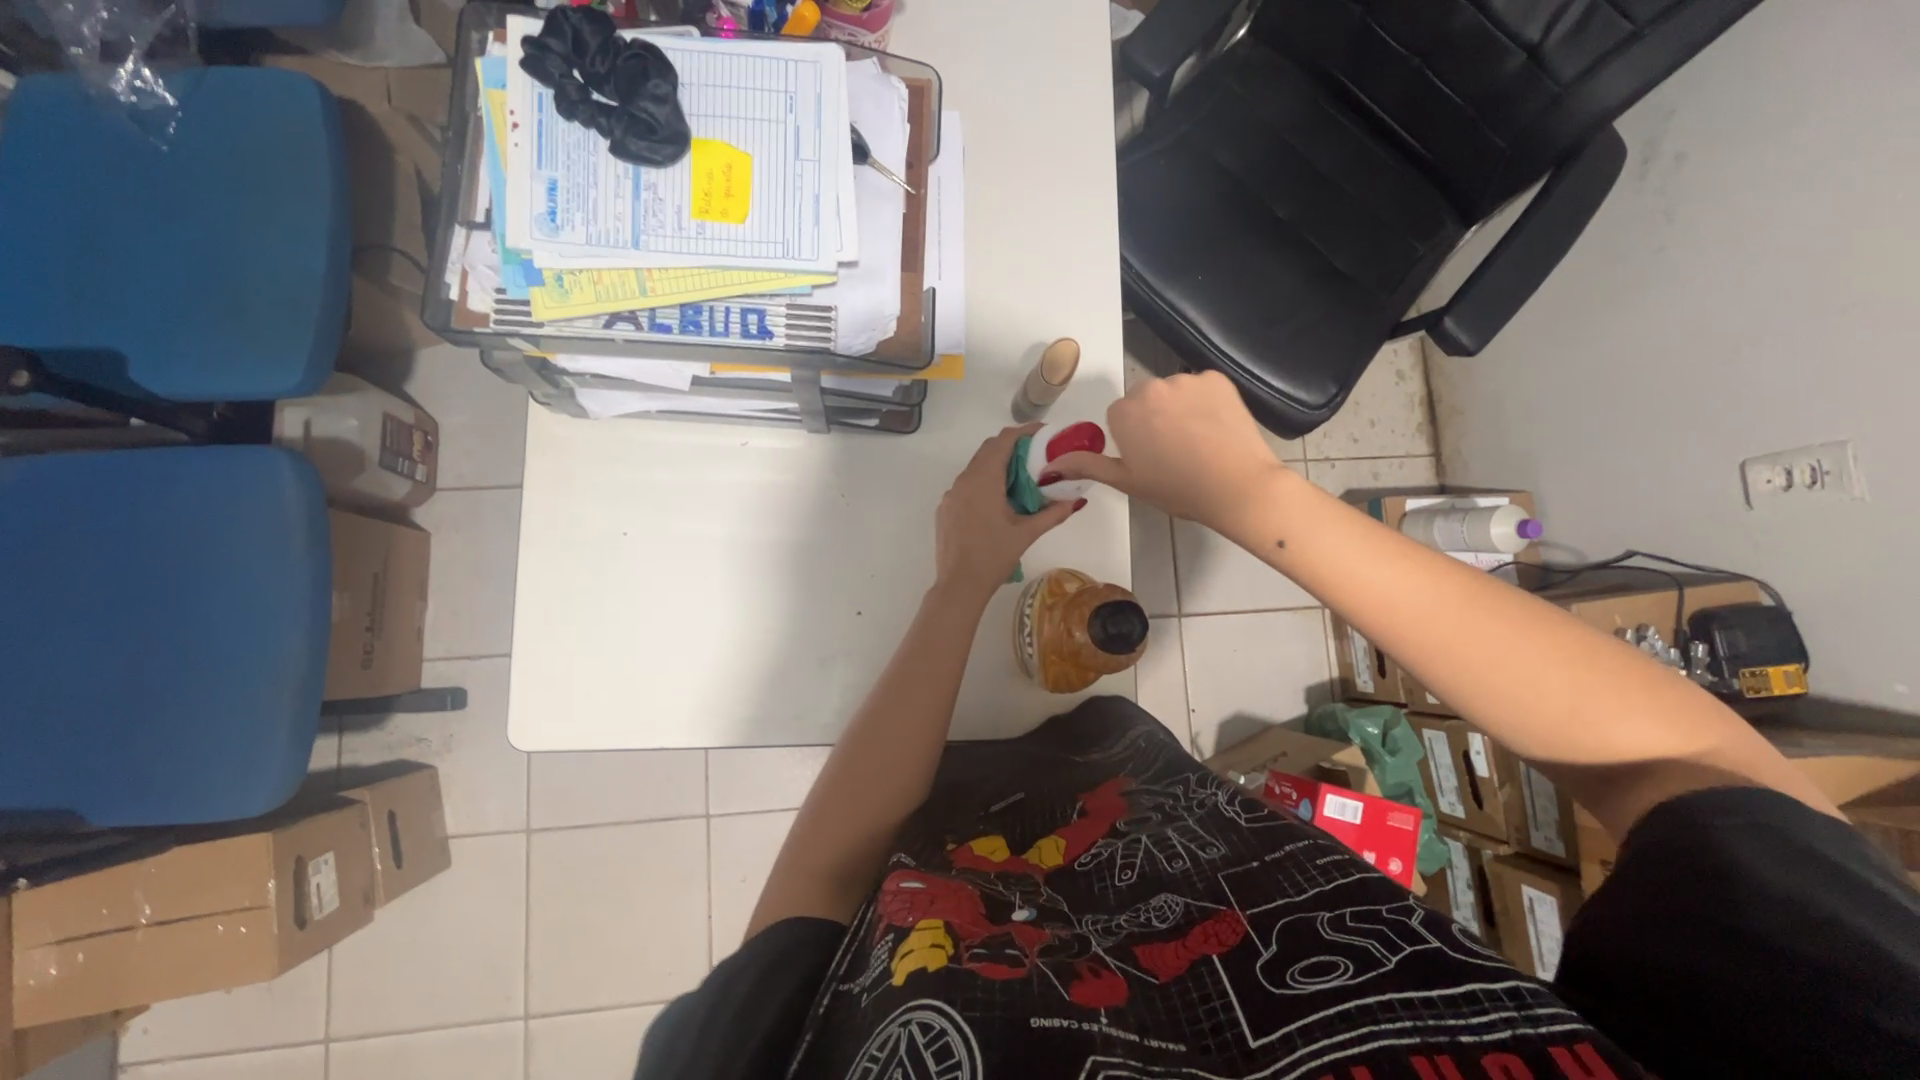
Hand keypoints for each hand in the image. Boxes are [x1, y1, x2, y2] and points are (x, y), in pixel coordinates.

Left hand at [935, 424, 1080, 596]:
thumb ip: (1053, 513)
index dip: (1025, 433)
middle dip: (1013, 448)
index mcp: (983, 480)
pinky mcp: (946, 509)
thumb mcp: (1027, 533)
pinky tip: (998, 501)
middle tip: (1037, 456)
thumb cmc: (994, 557)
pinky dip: (984, 483)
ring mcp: (951, 495)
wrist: (959, 585)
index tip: (1045, 435)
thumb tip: (1075, 500)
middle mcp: (964, 480)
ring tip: (1022, 479)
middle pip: (989, 450)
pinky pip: (967, 486)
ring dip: (998, 466)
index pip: (1004, 441)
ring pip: (976, 468)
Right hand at [1048, 371, 1287, 528]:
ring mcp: (1186, 380)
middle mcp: (1150, 387)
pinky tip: (1216, 428)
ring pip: (1174, 392)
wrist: (1236, 486)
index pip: (1120, 417)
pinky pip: (1203, 387)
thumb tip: (1047, 467)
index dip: (1134, 438)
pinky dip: (1207, 403)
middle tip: (1174, 452)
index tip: (1150, 458)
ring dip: (1180, 409)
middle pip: (1145, 399)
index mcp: (1124, 412)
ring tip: (1198, 441)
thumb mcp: (1127, 481)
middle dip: (1154, 418)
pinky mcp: (1217, 379)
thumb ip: (1087, 466)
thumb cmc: (1177, 488)